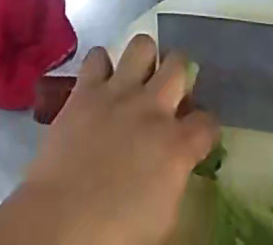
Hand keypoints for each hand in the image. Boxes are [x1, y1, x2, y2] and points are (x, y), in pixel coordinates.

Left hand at [0, 35, 219, 244]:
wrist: (64, 218)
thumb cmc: (118, 232)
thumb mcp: (165, 216)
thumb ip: (176, 178)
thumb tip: (176, 164)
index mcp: (178, 144)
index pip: (208, 120)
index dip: (205, 126)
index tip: (198, 133)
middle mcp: (153, 107)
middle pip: (180, 64)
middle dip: (180, 73)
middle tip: (170, 91)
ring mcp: (119, 92)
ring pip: (142, 45)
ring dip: (144, 57)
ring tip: (139, 74)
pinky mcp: (86, 89)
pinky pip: (97, 56)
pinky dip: (101, 64)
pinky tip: (100, 80)